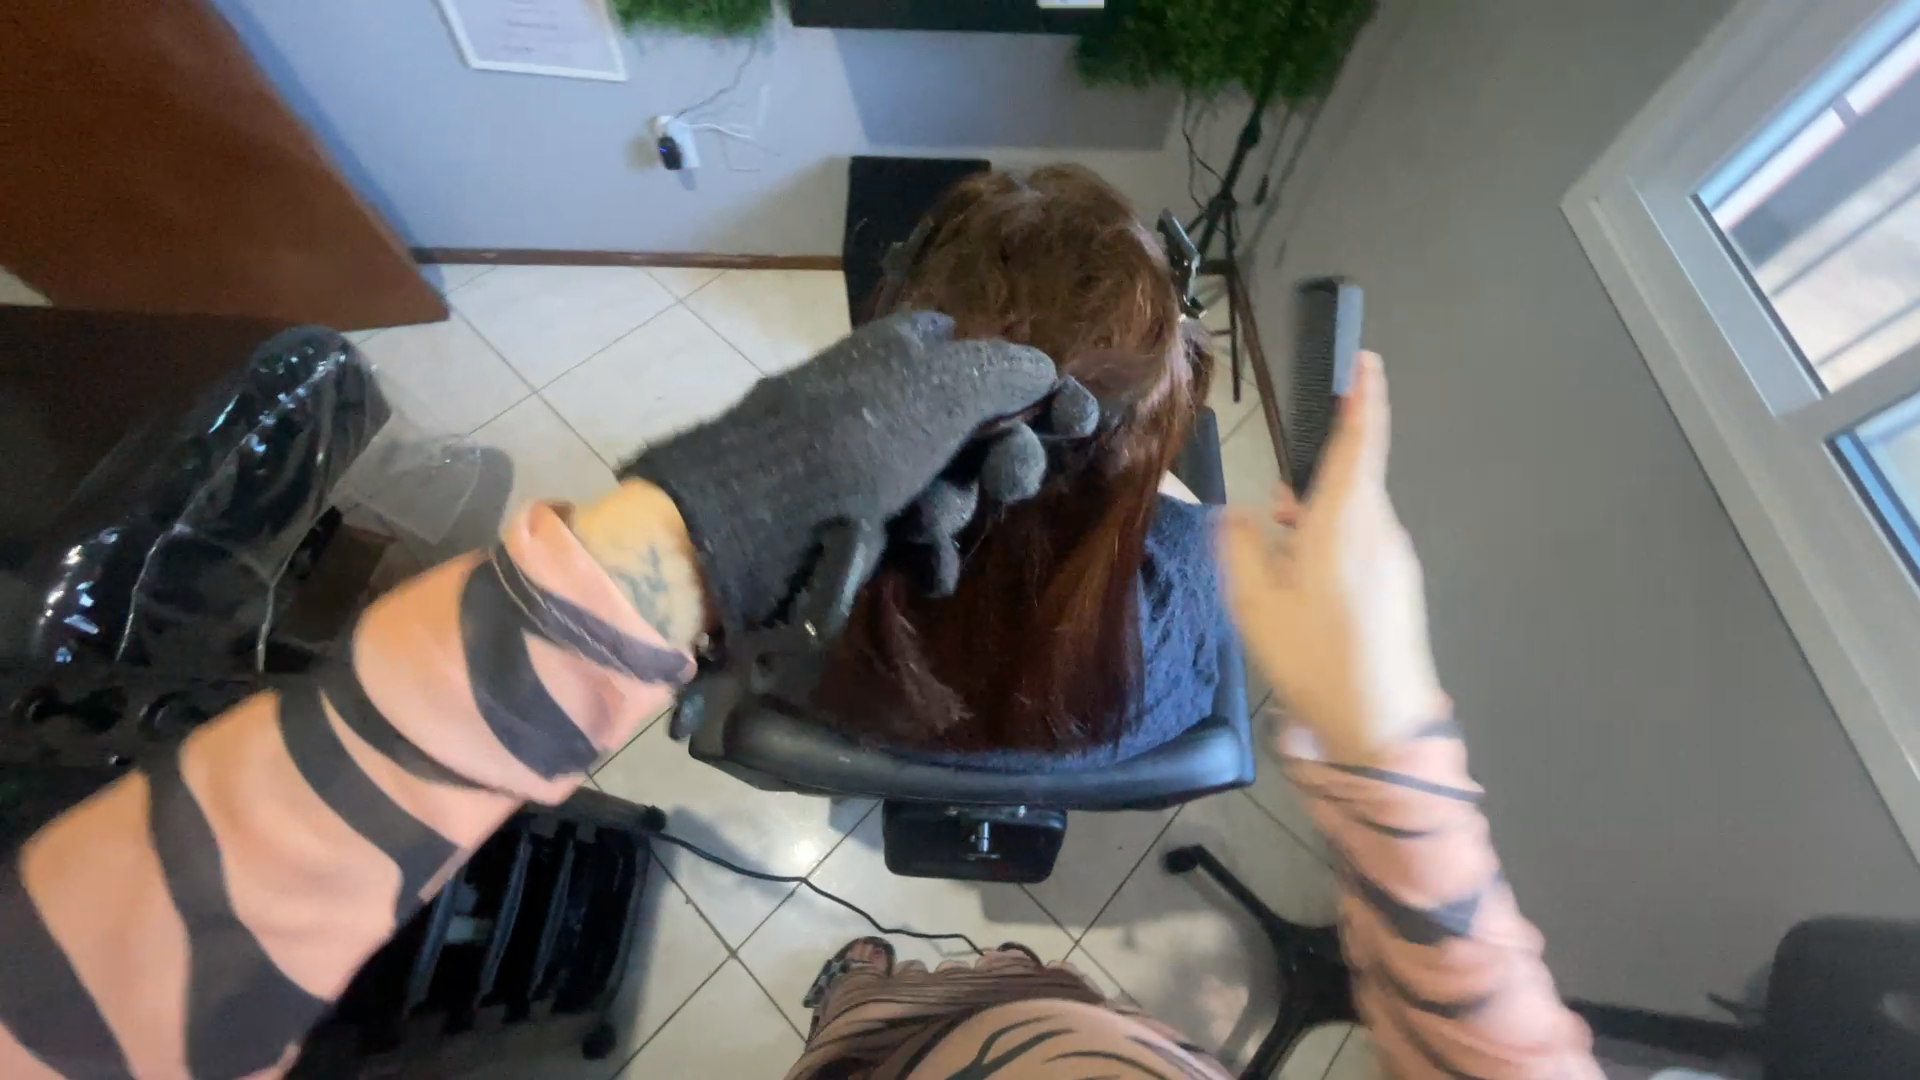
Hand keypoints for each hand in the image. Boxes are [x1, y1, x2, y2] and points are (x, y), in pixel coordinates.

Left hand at [622, 311, 1092, 634]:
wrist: (760, 524)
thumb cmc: (855, 438)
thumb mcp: (937, 388)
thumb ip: (1002, 372)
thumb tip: (1045, 370)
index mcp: (909, 356)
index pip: (990, 362)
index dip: (1037, 390)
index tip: (1073, 420)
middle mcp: (896, 410)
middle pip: (984, 435)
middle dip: (1001, 462)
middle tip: (1001, 478)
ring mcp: (879, 471)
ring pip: (957, 492)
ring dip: (952, 510)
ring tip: (922, 521)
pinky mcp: (868, 527)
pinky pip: (926, 539)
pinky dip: (931, 552)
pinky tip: (923, 559)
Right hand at [1219, 353, 1447, 762]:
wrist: (1382, 723)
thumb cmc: (1315, 655)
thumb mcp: (1254, 601)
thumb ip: (1239, 543)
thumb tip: (1235, 512)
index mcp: (1343, 523)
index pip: (1359, 444)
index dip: (1364, 399)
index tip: (1365, 362)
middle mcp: (1379, 531)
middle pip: (1346, 483)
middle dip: (1307, 490)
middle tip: (1269, 523)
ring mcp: (1396, 559)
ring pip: (1349, 517)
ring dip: (1313, 525)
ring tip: (1281, 572)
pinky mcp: (1401, 584)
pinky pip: (1361, 544)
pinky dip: (1329, 549)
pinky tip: (1307, 593)